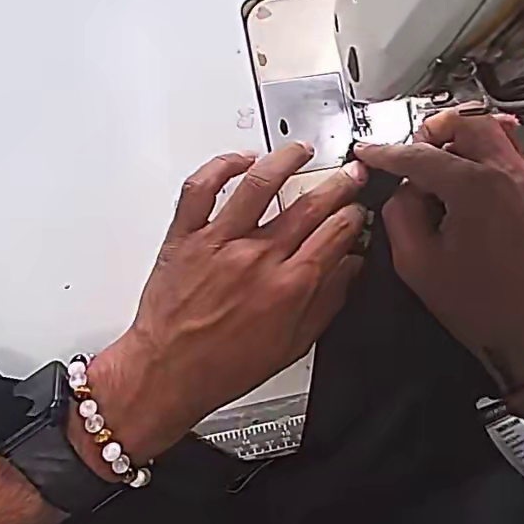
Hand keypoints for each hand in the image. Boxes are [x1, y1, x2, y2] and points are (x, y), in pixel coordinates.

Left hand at [80, 143, 366, 472]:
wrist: (168, 372)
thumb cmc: (223, 366)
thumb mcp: (292, 345)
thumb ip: (327, 302)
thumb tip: (351, 269)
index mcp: (288, 286)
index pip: (336, 233)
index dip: (353, 215)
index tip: (356, 210)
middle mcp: (257, 258)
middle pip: (309, 204)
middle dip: (338, 183)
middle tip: (348, 173)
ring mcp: (219, 243)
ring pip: (259, 184)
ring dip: (287, 160)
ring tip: (301, 151)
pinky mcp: (186, 236)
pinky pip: (202, 188)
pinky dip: (222, 166)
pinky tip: (241, 160)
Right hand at [355, 109, 523, 390]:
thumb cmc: (484, 310)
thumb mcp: (416, 265)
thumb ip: (400, 215)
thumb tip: (403, 192)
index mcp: (474, 188)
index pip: (420, 154)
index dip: (387, 151)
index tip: (372, 152)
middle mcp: (512, 177)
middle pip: (469, 123)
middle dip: (435, 129)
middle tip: (415, 148)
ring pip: (513, 131)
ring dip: (479, 133)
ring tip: (457, 151)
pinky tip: (518, 163)